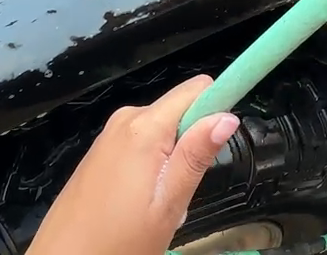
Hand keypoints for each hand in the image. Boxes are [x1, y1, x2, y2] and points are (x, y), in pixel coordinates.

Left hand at [31, 75, 241, 254]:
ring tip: (154, 204)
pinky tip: (136, 204)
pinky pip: (139, 142)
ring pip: (161, 129)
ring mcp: (109, 135)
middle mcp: (127, 119)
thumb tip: (228, 116)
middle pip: (180, 110)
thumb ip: (196, 156)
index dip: (218, 106)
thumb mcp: (167, 206)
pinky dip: (148, 165)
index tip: (224, 137)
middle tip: (179, 191)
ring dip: (169, 158)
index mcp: (146, 127)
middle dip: (189, 144)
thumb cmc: (116, 246)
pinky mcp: (99, 152)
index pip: (198, 88)